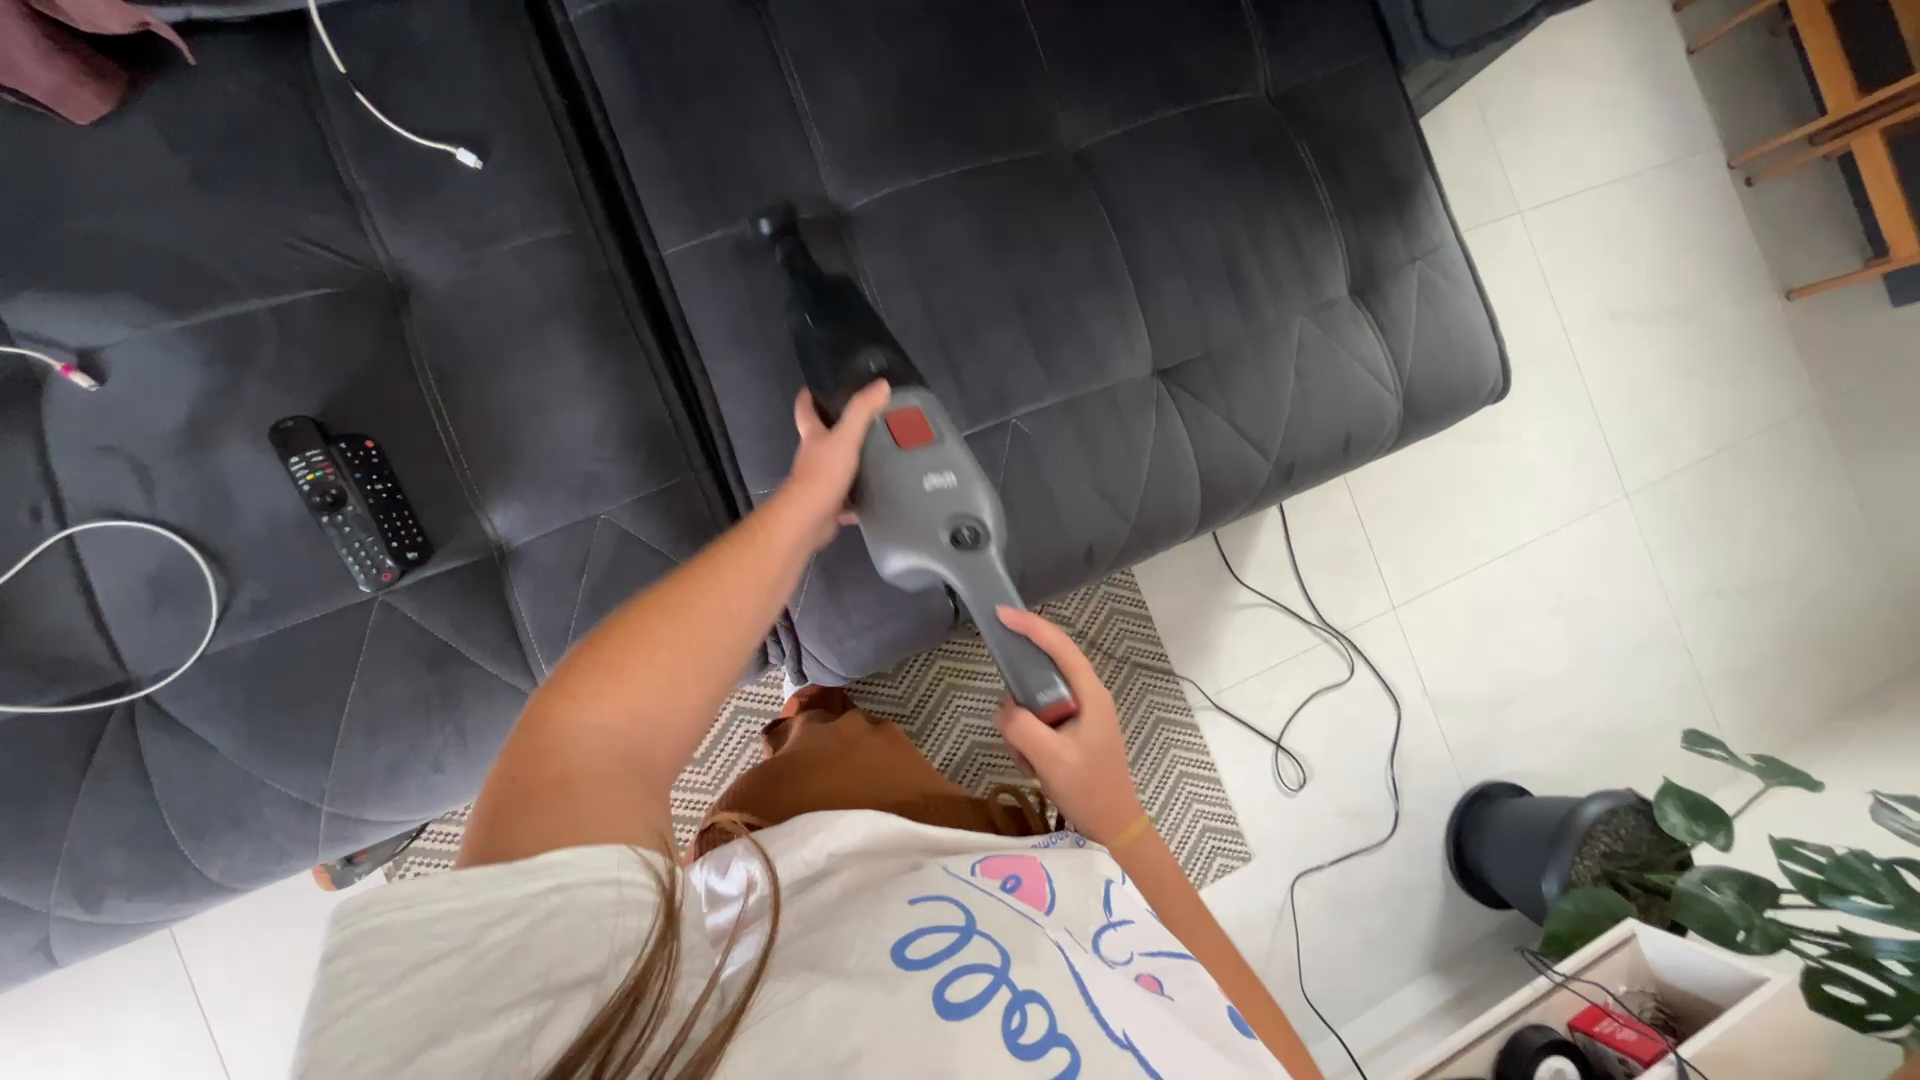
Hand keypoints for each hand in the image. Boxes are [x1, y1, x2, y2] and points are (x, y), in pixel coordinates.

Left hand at [774, 380, 889, 549]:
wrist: (810, 518)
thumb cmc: (823, 473)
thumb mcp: (845, 437)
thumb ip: (862, 411)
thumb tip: (882, 384)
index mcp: (813, 437)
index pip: (805, 410)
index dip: (808, 398)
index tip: (813, 387)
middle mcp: (813, 457)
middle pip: (823, 438)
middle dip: (838, 429)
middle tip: (866, 420)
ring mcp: (821, 482)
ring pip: (838, 467)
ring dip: (854, 461)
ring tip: (881, 453)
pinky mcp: (831, 504)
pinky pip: (850, 497)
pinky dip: (862, 495)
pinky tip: (881, 492)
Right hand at [990, 607, 1145, 846]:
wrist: (1113, 826)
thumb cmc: (1089, 789)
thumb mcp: (1051, 758)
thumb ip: (1021, 726)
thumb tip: (1002, 710)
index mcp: (1092, 694)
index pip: (1061, 647)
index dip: (1032, 626)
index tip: (1002, 614)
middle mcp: (1088, 697)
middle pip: (1045, 672)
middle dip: (1021, 696)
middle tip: (1011, 725)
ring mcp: (1081, 715)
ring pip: (1037, 700)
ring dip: (1023, 727)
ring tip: (1028, 760)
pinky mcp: (1072, 731)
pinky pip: (1039, 721)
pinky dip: (1028, 739)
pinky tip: (1032, 766)